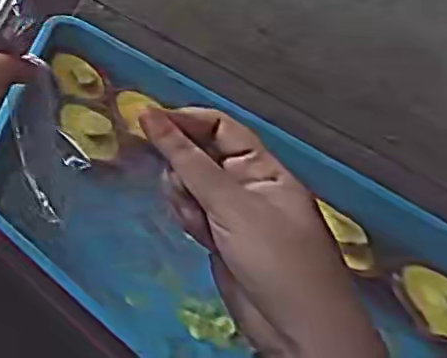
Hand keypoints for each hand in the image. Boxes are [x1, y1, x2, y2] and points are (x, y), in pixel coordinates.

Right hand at [141, 108, 386, 357]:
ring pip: (184, 180)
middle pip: (194, 152)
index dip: (184, 121)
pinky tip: (200, 235)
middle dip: (181, 168)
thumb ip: (184, 156)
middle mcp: (246, 185)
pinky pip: (186, 206)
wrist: (300, 338)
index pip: (218, 126)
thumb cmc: (280, 264)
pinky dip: (186, 216)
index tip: (150, 124)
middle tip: (185, 188)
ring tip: (199, 221)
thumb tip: (146, 112)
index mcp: (263, 171)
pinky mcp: (217, 232)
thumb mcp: (230, 203)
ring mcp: (231, 210)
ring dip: (182, 196)